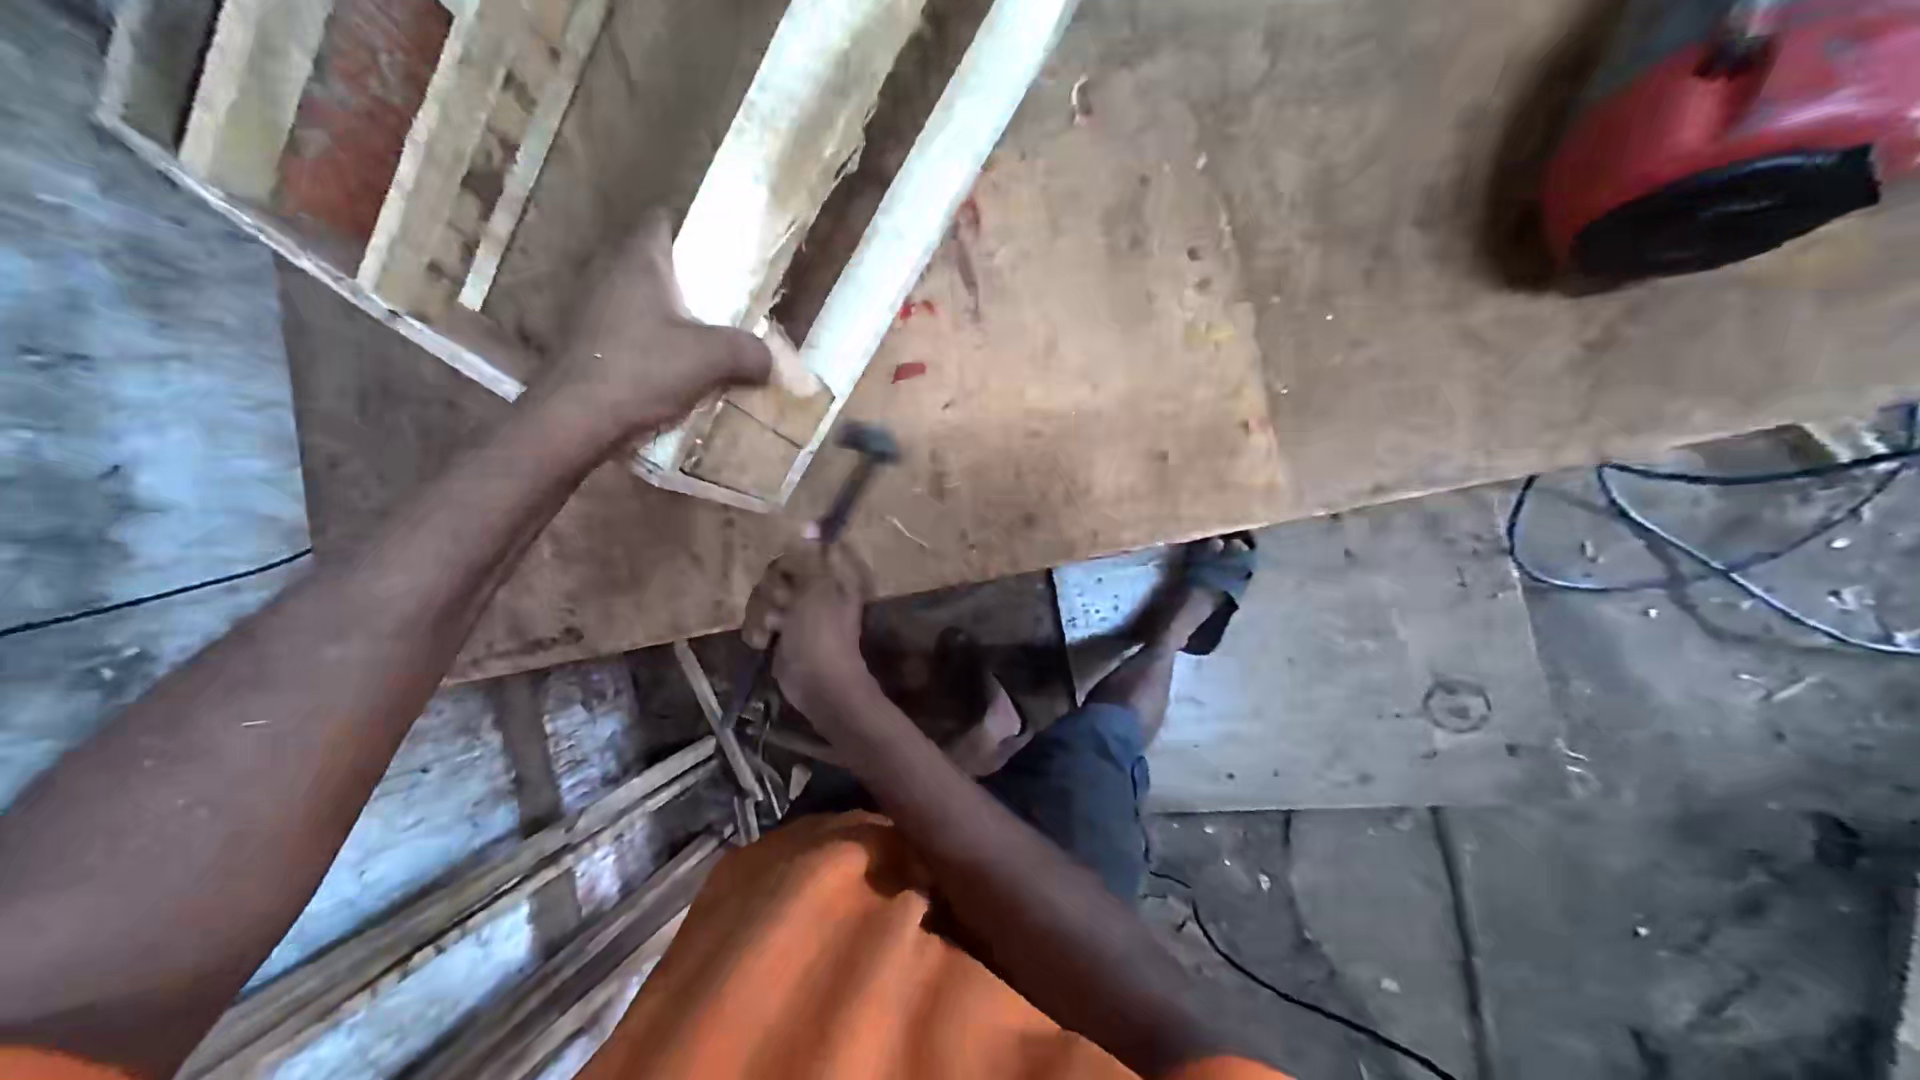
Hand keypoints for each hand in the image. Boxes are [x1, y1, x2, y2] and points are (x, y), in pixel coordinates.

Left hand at [542, 212, 770, 440]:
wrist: (576, 418)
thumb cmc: (642, 371)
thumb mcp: (710, 359)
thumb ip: (748, 352)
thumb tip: (769, 360)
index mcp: (638, 260)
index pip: (664, 220)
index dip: (695, 229)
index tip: (724, 250)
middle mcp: (609, 272)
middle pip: (657, 261)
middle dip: (690, 277)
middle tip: (726, 298)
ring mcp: (591, 305)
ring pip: (642, 296)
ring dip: (671, 311)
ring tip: (705, 333)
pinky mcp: (586, 339)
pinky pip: (628, 325)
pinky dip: (652, 336)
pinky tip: (673, 362)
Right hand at [743, 538, 876, 725]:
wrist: (818, 683)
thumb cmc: (822, 634)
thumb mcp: (817, 589)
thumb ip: (809, 556)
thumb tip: (812, 522)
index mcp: (831, 575)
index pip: (802, 549)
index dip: (791, 562)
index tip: (791, 576)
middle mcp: (813, 588)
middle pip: (775, 572)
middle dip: (773, 592)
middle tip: (786, 608)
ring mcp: (795, 610)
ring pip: (762, 595)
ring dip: (763, 614)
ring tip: (776, 631)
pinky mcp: (779, 630)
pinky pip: (756, 618)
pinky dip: (758, 630)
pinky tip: (765, 642)